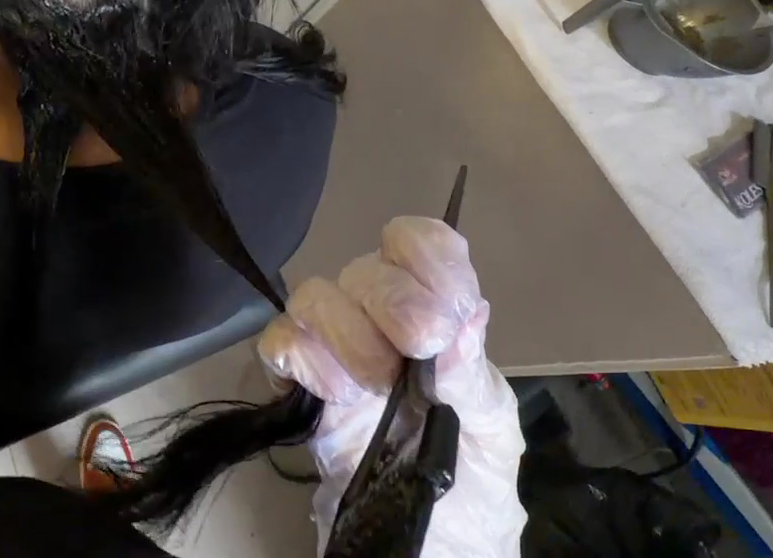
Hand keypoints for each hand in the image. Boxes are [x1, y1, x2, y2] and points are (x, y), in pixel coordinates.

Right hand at [257, 217, 525, 557]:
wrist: (428, 543)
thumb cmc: (472, 484)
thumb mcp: (493, 436)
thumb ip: (474, 380)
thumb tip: (464, 321)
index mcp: (435, 313)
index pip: (421, 245)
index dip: (427, 260)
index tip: (445, 310)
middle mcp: (377, 316)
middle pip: (365, 269)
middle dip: (392, 303)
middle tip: (416, 352)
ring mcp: (331, 344)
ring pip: (315, 295)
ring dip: (346, 334)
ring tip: (374, 386)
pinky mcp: (295, 379)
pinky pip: (279, 341)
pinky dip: (303, 359)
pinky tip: (335, 396)